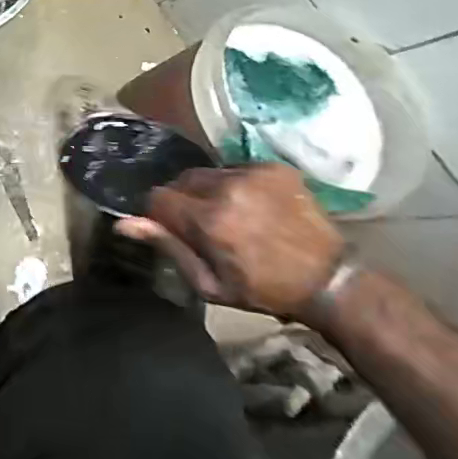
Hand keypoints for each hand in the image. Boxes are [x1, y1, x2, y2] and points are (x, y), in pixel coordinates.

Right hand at [114, 164, 344, 318]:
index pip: (157, 198)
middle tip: (206, 225)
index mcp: (207, 219)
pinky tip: (254, 204)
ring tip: (233, 214)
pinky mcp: (274, 168)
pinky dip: (237, 183)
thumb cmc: (264, 290)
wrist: (333, 283)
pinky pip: (235, 168)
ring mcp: (253, 175)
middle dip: (185, 201)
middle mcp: (226, 188)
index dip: (162, 216)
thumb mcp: (208, 282)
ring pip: (206, 173)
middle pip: (180, 181)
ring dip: (210, 191)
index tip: (178, 231)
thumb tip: (124, 223)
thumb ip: (167, 246)